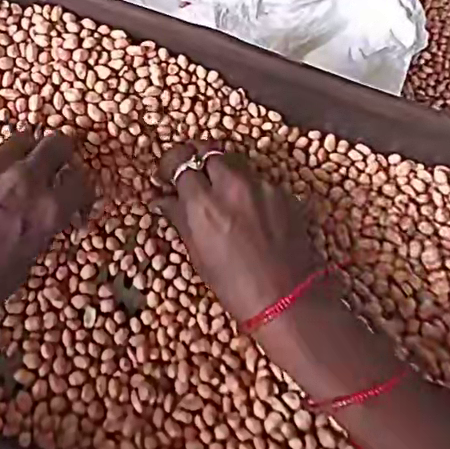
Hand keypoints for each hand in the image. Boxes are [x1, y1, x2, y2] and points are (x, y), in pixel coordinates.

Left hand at [0, 131, 90, 373]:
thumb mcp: (24, 263)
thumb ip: (40, 227)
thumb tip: (45, 210)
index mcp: (47, 211)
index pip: (80, 180)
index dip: (77, 188)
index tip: (70, 194)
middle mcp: (23, 180)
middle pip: (57, 143)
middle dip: (58, 156)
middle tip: (50, 169)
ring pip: (18, 141)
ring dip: (20, 157)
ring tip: (7, 178)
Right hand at [152, 142, 321, 326]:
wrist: (287, 298)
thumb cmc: (234, 283)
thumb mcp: (196, 251)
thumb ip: (178, 216)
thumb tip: (162, 198)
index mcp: (204, 203)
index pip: (180, 162)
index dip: (170, 166)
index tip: (167, 174)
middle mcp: (232, 186)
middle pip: (207, 150)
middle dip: (196, 159)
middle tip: (191, 174)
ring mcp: (261, 186)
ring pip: (234, 161)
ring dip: (222, 170)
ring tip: (219, 193)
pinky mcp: (283, 193)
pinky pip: (258, 179)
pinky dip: (247, 188)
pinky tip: (247, 211)